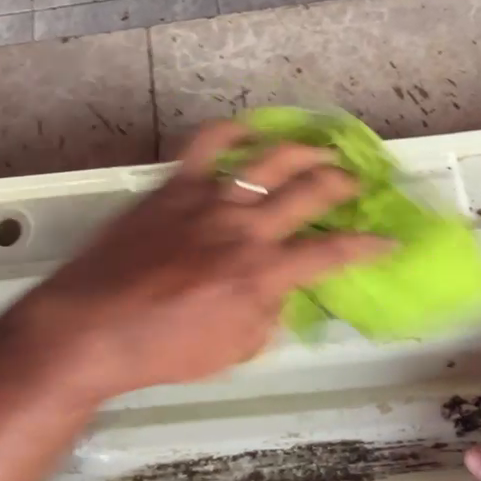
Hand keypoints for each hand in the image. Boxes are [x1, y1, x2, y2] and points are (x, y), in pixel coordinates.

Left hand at [13, 120, 392, 399]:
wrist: (94, 325)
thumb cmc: (163, 348)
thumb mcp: (233, 349)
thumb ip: (267, 315)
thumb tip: (278, 290)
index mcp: (262, 273)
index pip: (331, 252)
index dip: (367, 245)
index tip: (387, 240)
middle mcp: (244, 228)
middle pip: (309, 192)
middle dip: (342, 184)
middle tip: (355, 182)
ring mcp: (209, 200)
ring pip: (268, 159)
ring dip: (302, 151)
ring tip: (320, 149)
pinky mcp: (175, 186)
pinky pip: (207, 145)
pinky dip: (232, 132)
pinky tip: (249, 132)